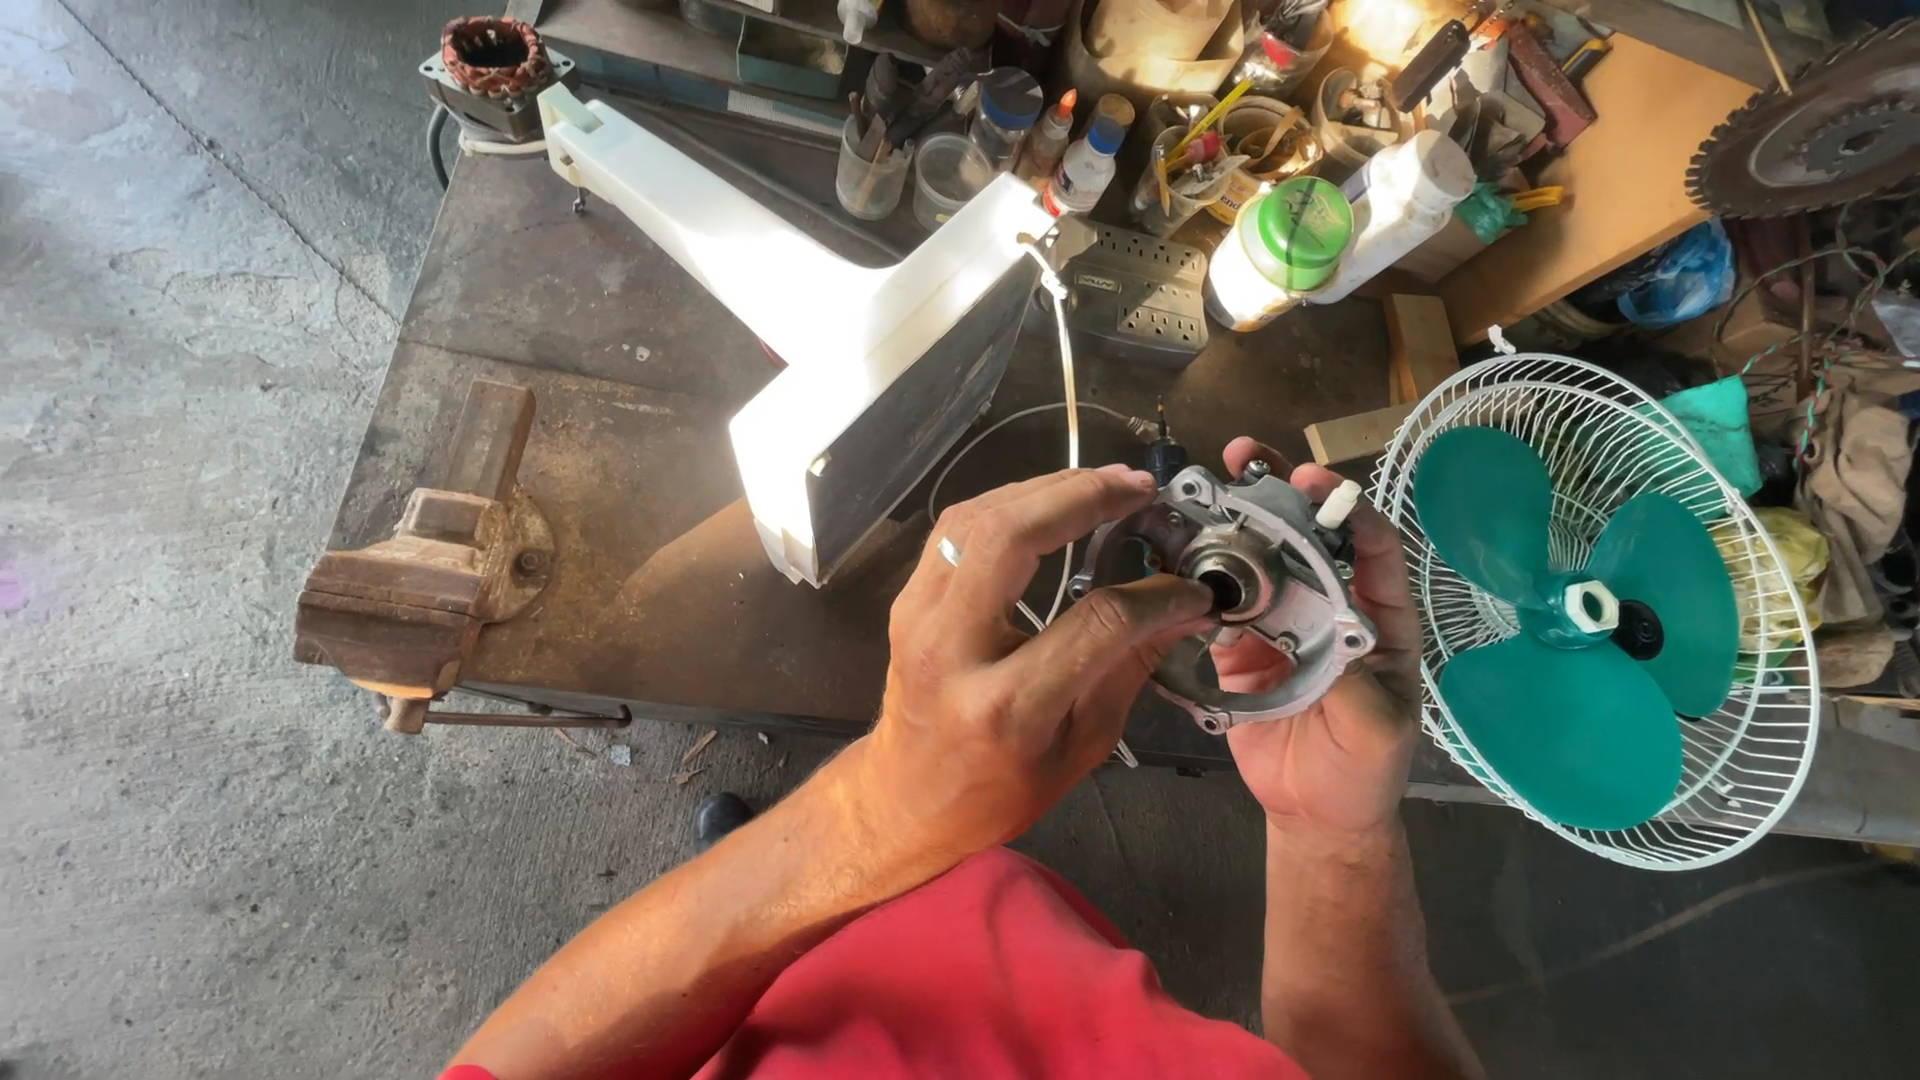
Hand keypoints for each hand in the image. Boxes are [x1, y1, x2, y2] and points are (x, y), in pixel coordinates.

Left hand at [860, 465, 1214, 859]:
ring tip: (1105, 483)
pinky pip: (956, 528)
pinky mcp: (907, 598)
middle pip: (1009, 537)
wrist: (906, 796)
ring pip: (976, 518)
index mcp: (1005, 704)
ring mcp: (917, 614)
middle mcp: (951, 647)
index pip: (1094, 623)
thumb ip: (1129, 667)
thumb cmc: (999, 789)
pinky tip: (1050, 499)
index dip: (1154, 597)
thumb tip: (1185, 607)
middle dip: (1082, 497)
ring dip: (1045, 488)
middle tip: (1139, 486)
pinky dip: (1009, 502)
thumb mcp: (1080, 746)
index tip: (1190, 587)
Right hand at [1212, 438, 1422, 838]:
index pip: (1369, 548)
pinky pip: (1215, 605)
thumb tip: (1325, 625)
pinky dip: (1195, 579)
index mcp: (1375, 616)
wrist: (1310, 809)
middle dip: (1277, 491)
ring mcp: (1277, 622)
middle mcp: (1325, 605)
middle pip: (1305, 537)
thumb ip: (1356, 677)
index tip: (1311, 480)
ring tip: (1198, 492)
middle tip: (1243, 454)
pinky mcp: (1235, 644)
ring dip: (1229, 524)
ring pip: (1255, 561)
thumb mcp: (1376, 727)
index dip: (1345, 508)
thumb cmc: (1362, 769)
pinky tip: (1173, 556)